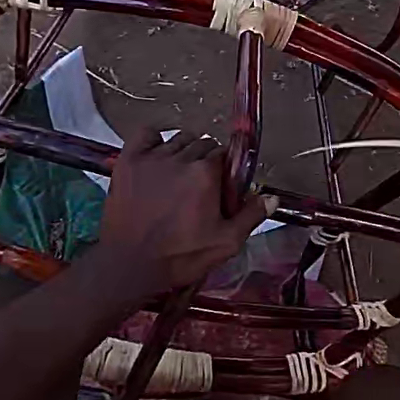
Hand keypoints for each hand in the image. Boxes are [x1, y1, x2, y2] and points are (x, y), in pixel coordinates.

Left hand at [95, 128, 269, 298]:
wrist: (129, 264)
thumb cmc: (179, 256)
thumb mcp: (225, 243)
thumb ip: (250, 216)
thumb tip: (271, 198)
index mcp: (206, 174)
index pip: (223, 154)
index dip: (224, 169)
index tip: (220, 186)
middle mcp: (180, 158)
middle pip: (201, 144)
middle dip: (205, 160)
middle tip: (200, 184)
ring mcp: (152, 157)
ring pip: (177, 140)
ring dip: (183, 151)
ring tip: (179, 173)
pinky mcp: (128, 161)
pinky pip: (146, 134)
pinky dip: (154, 138)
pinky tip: (158, 151)